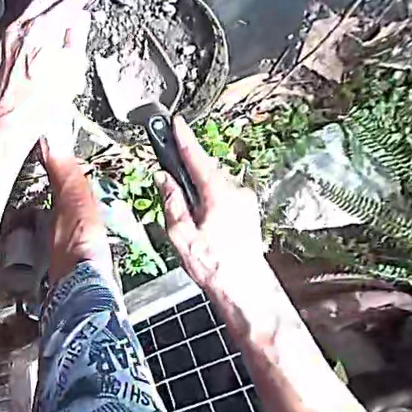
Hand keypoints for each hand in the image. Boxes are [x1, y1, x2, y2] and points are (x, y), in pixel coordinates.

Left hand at [0, 0, 92, 147]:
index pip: (64, 4)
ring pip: (30, 9)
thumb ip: (77, 37)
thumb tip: (80, 20)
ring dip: (47, 5)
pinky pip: (21, 23)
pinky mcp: (2, 48)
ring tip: (62, 9)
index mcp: (40, 31)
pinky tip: (44, 27)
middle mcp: (20, 29)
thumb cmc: (39, 103)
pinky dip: (35, 19)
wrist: (11, 120)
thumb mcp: (71, 69)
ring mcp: (8, 38)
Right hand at [156, 117, 278, 300]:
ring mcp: (245, 201)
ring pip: (212, 184)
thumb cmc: (215, 266)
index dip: (183, 138)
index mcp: (219, 194)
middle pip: (204, 171)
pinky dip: (207, 199)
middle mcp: (236, 192)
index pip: (196, 158)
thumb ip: (171, 201)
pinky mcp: (247, 211)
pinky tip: (200, 221)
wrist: (245, 289)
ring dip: (196, 191)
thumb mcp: (180, 234)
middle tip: (166, 179)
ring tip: (185, 217)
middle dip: (184, 173)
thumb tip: (164, 179)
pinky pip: (222, 195)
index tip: (175, 121)